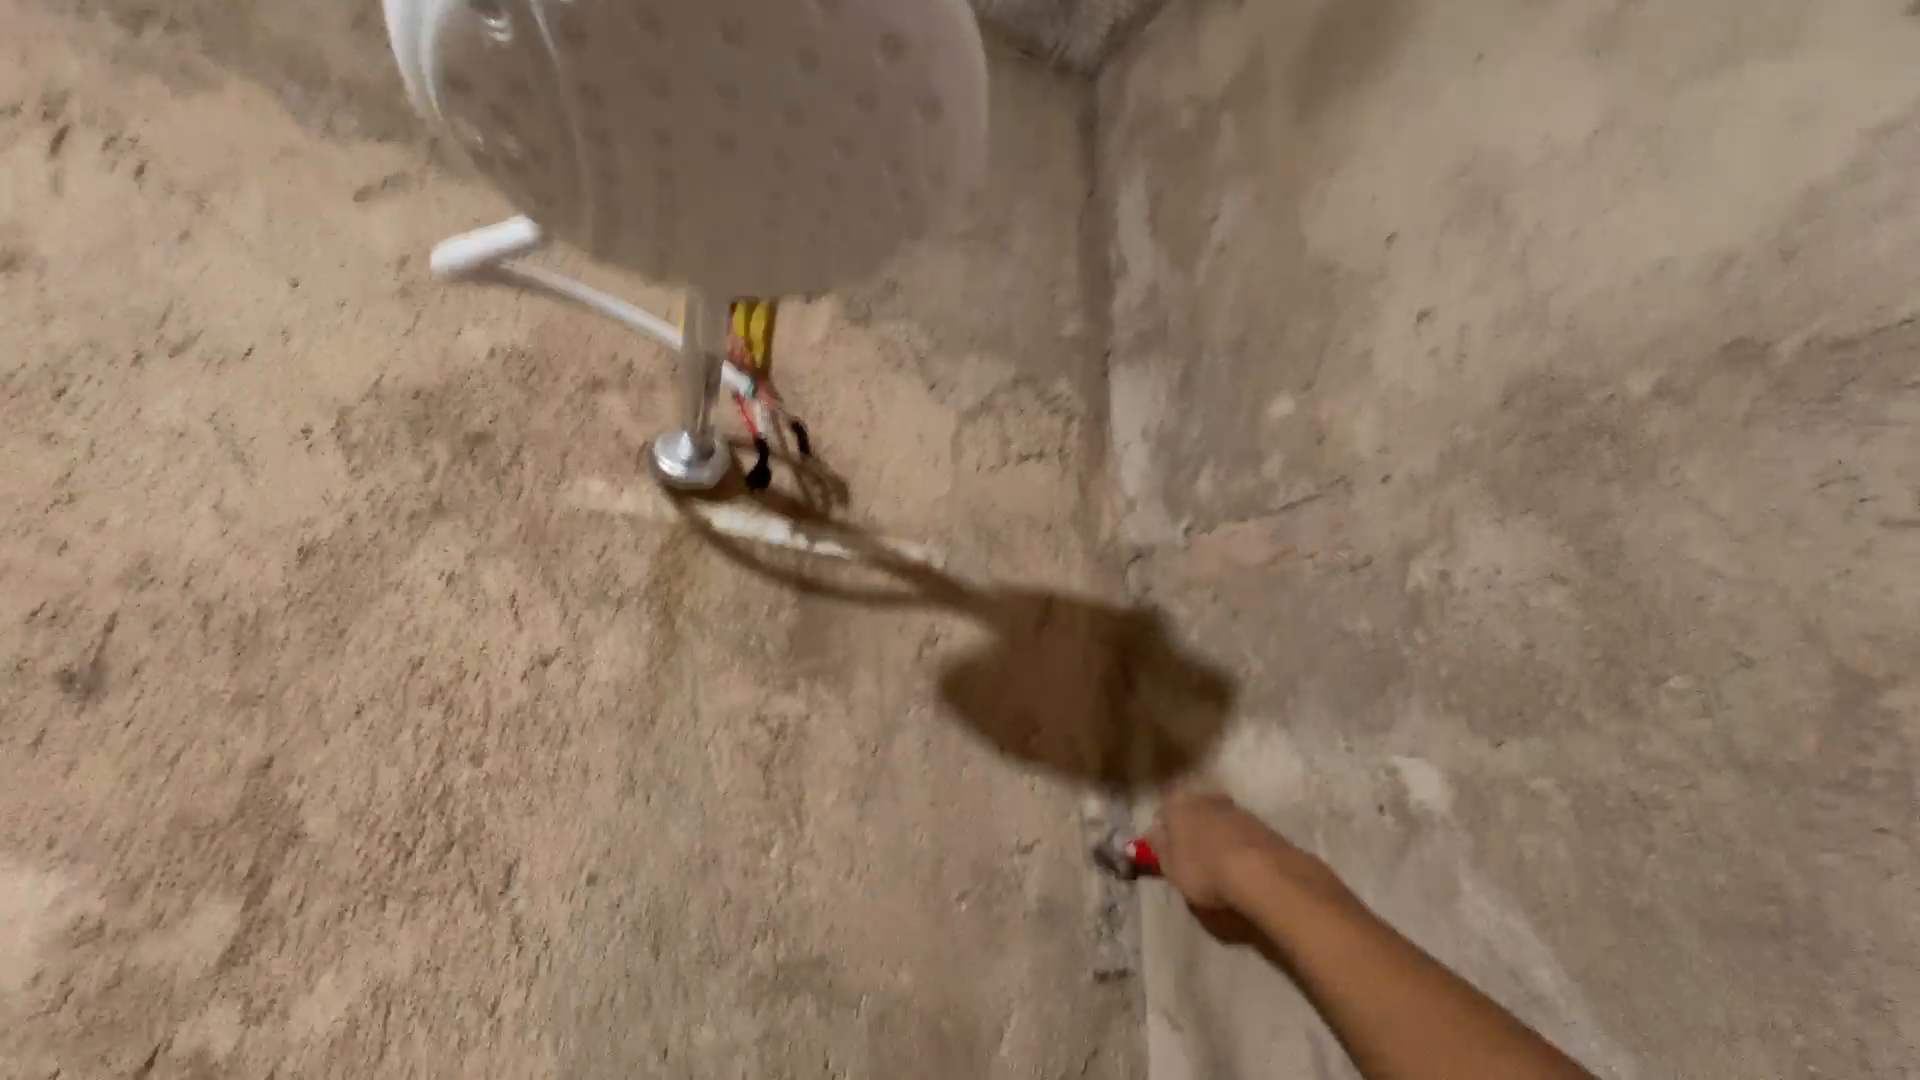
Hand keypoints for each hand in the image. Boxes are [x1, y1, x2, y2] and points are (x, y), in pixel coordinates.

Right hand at [1149, 790, 1349, 941]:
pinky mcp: (1260, 823)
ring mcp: (1235, 808)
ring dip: (1214, 838)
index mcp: (1178, 803)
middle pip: (1191, 813)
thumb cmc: (1205, 870)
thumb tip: (1152, 833)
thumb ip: (1158, 848)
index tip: (1166, 857)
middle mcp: (1205, 797)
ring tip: (1217, 868)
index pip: (1162, 814)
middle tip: (1191, 861)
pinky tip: (1238, 868)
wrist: (1263, 873)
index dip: (1162, 836)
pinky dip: (1235, 846)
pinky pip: (1238, 833)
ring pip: (1216, 821)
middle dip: (1190, 832)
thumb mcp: (1171, 868)